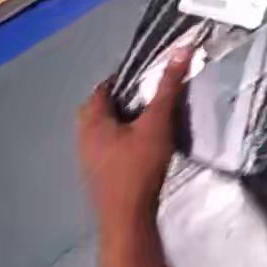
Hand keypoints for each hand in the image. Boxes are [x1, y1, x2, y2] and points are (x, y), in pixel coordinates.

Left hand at [77, 49, 187, 229]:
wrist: (128, 218)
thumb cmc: (139, 165)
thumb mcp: (158, 121)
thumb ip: (169, 86)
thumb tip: (181, 49)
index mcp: (93, 125)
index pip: (99, 92)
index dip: (118, 79)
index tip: (144, 71)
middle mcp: (85, 141)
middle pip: (97, 111)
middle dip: (119, 98)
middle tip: (147, 91)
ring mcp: (90, 161)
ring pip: (102, 130)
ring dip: (121, 119)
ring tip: (150, 113)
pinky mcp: (100, 175)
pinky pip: (108, 146)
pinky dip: (122, 137)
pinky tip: (143, 141)